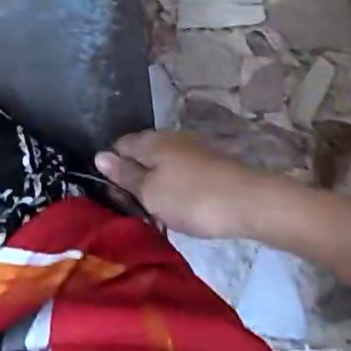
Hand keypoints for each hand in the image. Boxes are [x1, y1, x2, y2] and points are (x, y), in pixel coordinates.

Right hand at [95, 130, 302, 239]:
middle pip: (141, 154)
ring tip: (157, 213)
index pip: (118, 146)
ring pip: (162, 165)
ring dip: (157, 185)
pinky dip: (177, 188)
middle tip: (134, 208)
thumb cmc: (193, 198)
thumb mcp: (151, 192)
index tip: (112, 194)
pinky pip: (182, 173)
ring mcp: (192, 149)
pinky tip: (181, 207)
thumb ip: (124, 175)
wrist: (252, 202)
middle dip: (134, 177)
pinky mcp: (210, 164)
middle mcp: (168, 138)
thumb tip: (99, 155)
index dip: (111, 167)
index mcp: (148, 140)